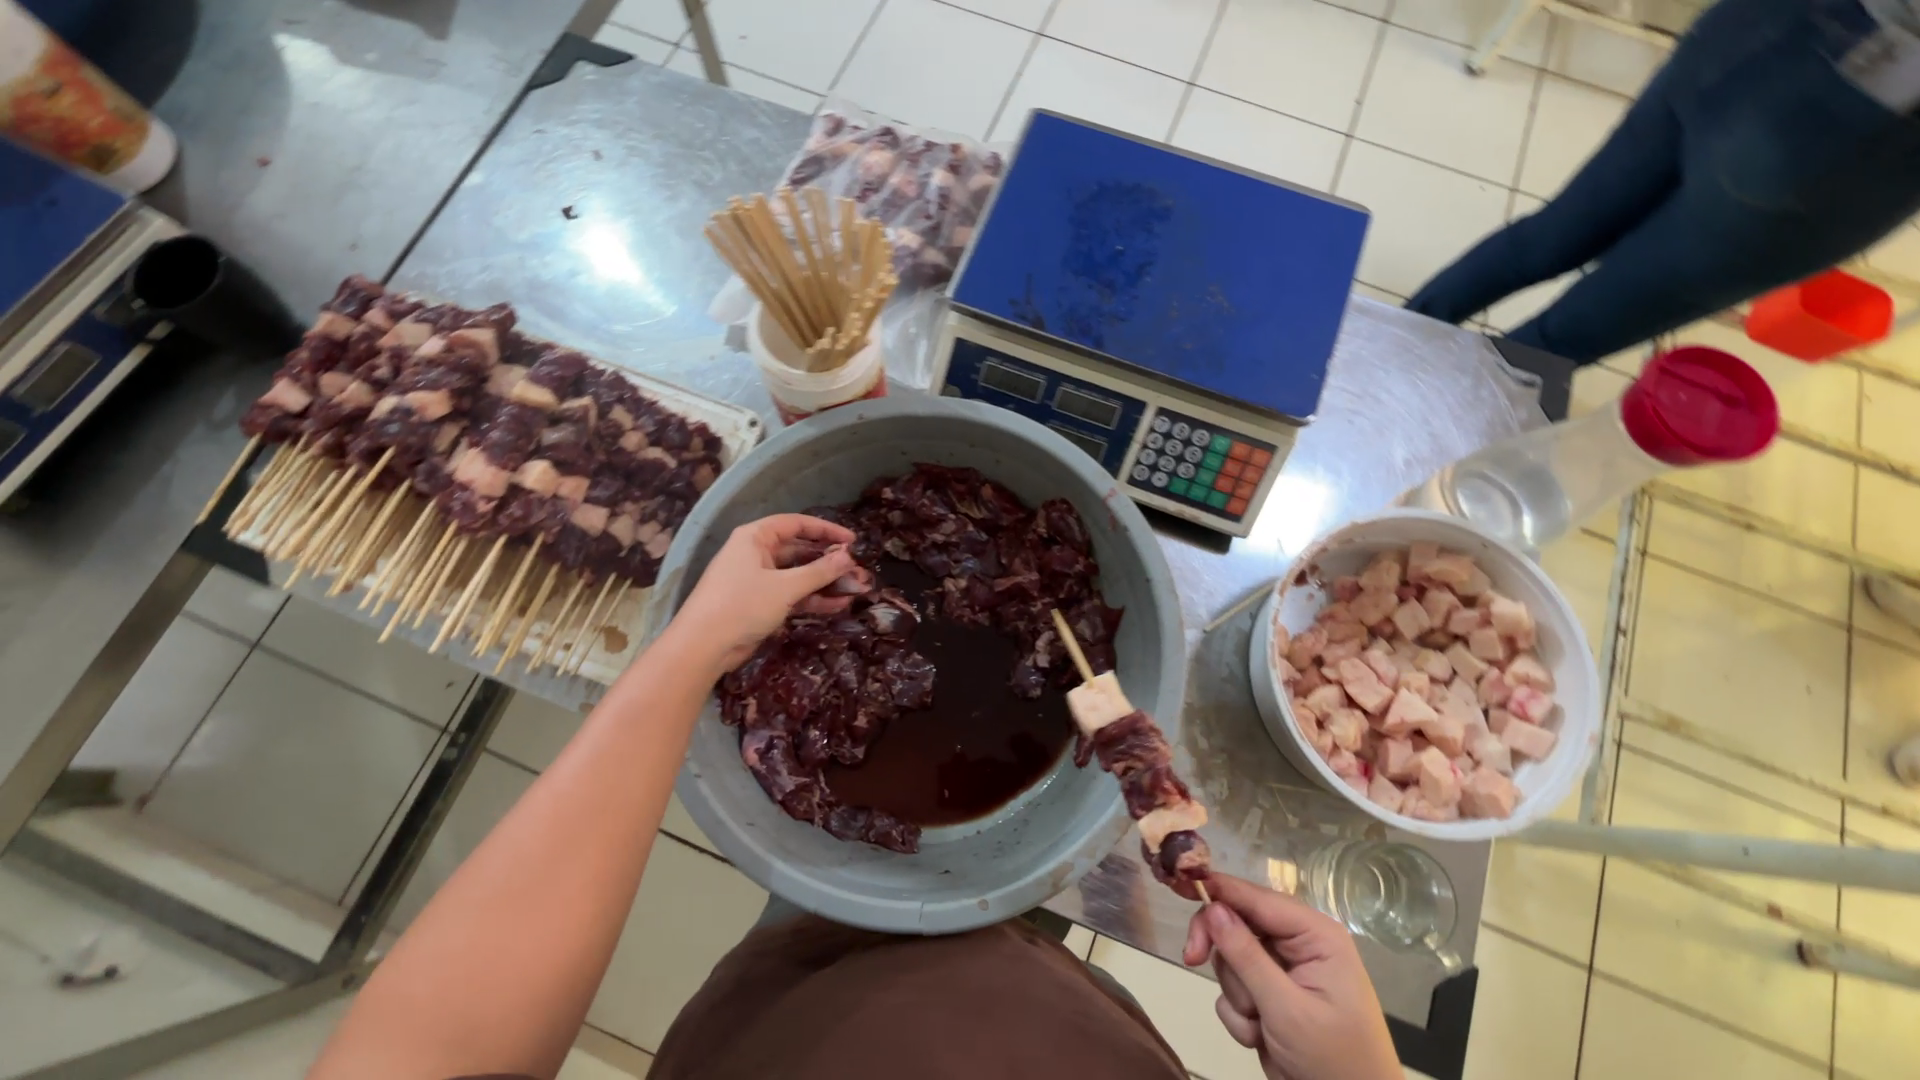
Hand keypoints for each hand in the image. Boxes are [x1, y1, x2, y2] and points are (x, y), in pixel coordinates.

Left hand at [667, 514, 861, 672]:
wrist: (703, 646)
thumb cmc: (742, 605)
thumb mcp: (785, 587)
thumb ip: (819, 571)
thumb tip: (848, 557)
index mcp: (755, 538)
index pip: (796, 524)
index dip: (826, 530)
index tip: (852, 541)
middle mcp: (756, 554)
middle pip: (799, 550)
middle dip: (828, 561)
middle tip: (856, 570)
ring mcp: (758, 580)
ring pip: (798, 575)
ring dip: (824, 583)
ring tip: (853, 590)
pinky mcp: (761, 603)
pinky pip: (792, 595)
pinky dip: (812, 600)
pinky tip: (838, 605)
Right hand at [1182, 874, 1399, 1079]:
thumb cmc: (1332, 1059)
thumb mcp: (1287, 1009)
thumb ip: (1246, 956)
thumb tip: (1212, 907)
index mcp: (1315, 935)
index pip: (1256, 897)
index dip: (1217, 889)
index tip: (1178, 885)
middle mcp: (1299, 944)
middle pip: (1237, 922)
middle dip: (1221, 952)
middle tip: (1190, 960)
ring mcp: (1283, 971)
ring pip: (1231, 958)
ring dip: (1236, 994)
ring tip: (1259, 1025)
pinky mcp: (1270, 997)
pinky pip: (1234, 988)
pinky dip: (1239, 1014)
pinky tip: (1260, 1037)